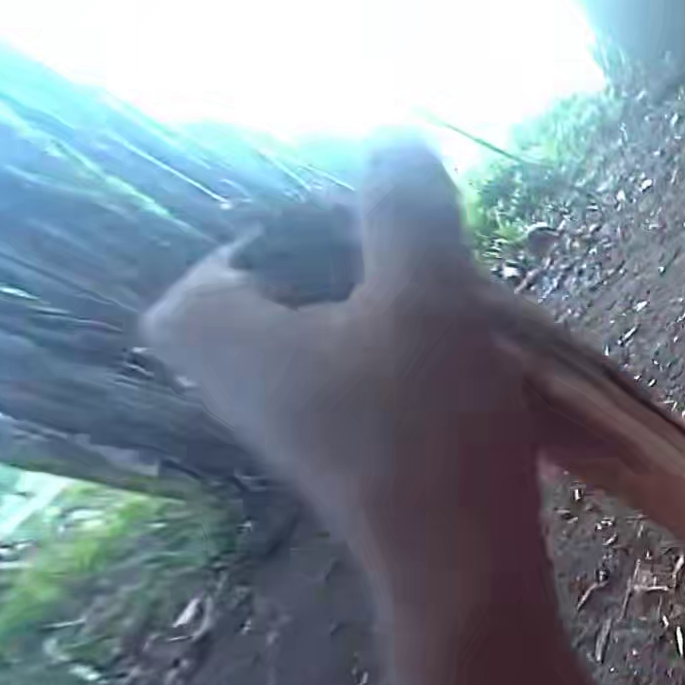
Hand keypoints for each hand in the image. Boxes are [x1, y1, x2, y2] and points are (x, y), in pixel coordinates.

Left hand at [141, 136, 532, 537]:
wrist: (460, 550)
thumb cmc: (432, 423)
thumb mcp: (427, 297)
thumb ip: (407, 208)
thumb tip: (396, 134)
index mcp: (208, 318)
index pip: (291, 224)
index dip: (375, 235)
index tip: (432, 274)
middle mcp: (224, 358)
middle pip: (329, 268)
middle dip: (407, 276)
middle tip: (461, 307)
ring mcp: (282, 399)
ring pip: (363, 312)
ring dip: (428, 313)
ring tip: (477, 343)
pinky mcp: (335, 427)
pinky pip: (378, 354)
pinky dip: (425, 351)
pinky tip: (471, 375)